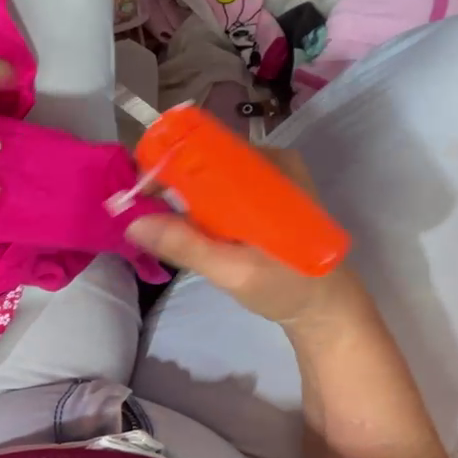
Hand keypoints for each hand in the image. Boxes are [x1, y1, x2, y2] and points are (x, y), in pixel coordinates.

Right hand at [123, 149, 368, 336]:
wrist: (325, 308)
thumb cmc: (287, 288)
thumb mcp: (234, 271)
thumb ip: (186, 245)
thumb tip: (133, 223)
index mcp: (269, 171)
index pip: (206, 149)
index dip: (166, 164)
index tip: (136, 192)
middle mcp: (269, 164)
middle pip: (203, 160)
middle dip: (167, 183)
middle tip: (140, 213)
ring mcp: (267, 179)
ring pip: (208, 176)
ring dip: (179, 197)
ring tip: (155, 223)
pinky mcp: (262, 196)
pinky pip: (218, 189)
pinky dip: (196, 205)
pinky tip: (184, 228)